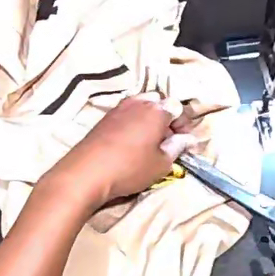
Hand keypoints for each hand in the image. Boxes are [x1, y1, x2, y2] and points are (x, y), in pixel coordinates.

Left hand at [43, 95, 195, 209]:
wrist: (86, 173)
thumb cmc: (130, 168)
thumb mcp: (161, 163)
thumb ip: (177, 147)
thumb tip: (189, 138)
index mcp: (157, 110)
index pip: (178, 108)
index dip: (184, 124)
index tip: (184, 142)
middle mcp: (139, 102)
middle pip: (159, 102)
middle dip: (167, 118)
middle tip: (168, 140)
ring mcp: (119, 108)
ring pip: (142, 105)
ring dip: (150, 119)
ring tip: (150, 141)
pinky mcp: (105, 118)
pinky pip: (127, 113)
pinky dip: (135, 122)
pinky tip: (132, 141)